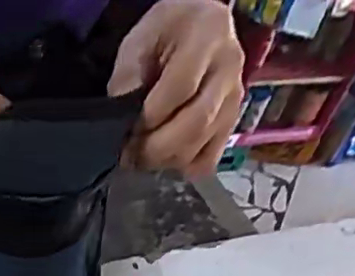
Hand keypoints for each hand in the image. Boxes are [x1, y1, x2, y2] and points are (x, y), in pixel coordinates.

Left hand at [109, 0, 244, 176]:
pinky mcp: (231, 124)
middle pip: (195, 124)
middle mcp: (229, 67)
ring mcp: (234, 98)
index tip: (127, 133)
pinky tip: (165, 158)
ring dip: (166, 161)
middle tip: (131, 156)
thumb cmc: (164, 34)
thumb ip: (127, 79)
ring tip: (143, 157)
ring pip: (200, 146)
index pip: (180, 89)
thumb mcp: (138, 42)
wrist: (196, 30)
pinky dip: (182, 167)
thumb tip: (120, 123)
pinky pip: (208, 160)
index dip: (150, 119)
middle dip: (156, 149)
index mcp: (207, 33)